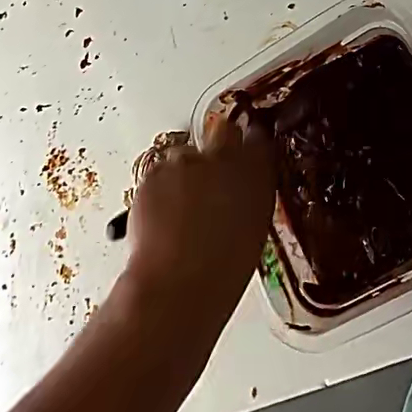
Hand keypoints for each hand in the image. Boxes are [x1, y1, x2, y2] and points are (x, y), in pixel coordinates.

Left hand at [122, 110, 277, 316]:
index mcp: (256, 174)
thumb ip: (249, 197)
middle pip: (221, 131)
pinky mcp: (154, 171)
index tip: (247, 146)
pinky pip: (158, 171)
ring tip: (179, 209)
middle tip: (208, 175)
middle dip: (216, 144)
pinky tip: (162, 215)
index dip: (250, 142)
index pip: (258, 139)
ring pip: (184, 154)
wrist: (178, 279)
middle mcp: (222, 158)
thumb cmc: (223, 267)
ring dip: (183, 171)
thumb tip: (240, 190)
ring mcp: (185, 161)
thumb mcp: (253, 230)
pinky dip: (159, 186)